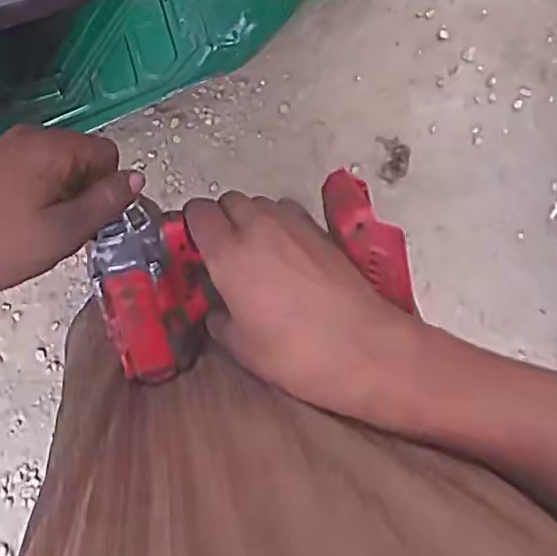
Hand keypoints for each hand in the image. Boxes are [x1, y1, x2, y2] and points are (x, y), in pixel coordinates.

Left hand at [0, 126, 143, 300]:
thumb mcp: (63, 231)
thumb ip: (105, 202)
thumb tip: (137, 177)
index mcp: (51, 146)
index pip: (107, 153)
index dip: (106, 188)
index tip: (86, 220)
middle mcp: (30, 136)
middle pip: (82, 156)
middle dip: (83, 191)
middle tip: (63, 230)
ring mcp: (6, 146)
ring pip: (58, 165)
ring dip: (61, 194)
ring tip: (39, 230)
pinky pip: (32, 169)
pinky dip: (38, 192)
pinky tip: (19, 223)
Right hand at [184, 191, 427, 422]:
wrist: (367, 349)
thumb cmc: (300, 354)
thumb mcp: (242, 348)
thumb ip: (217, 318)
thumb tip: (215, 308)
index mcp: (230, 253)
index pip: (197, 212)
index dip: (190, 226)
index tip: (191, 246)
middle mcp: (258, 227)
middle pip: (227, 201)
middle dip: (219, 220)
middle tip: (220, 252)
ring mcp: (292, 224)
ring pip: (258, 203)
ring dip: (249, 219)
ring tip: (254, 253)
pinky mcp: (320, 229)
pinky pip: (287, 211)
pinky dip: (278, 223)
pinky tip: (285, 253)